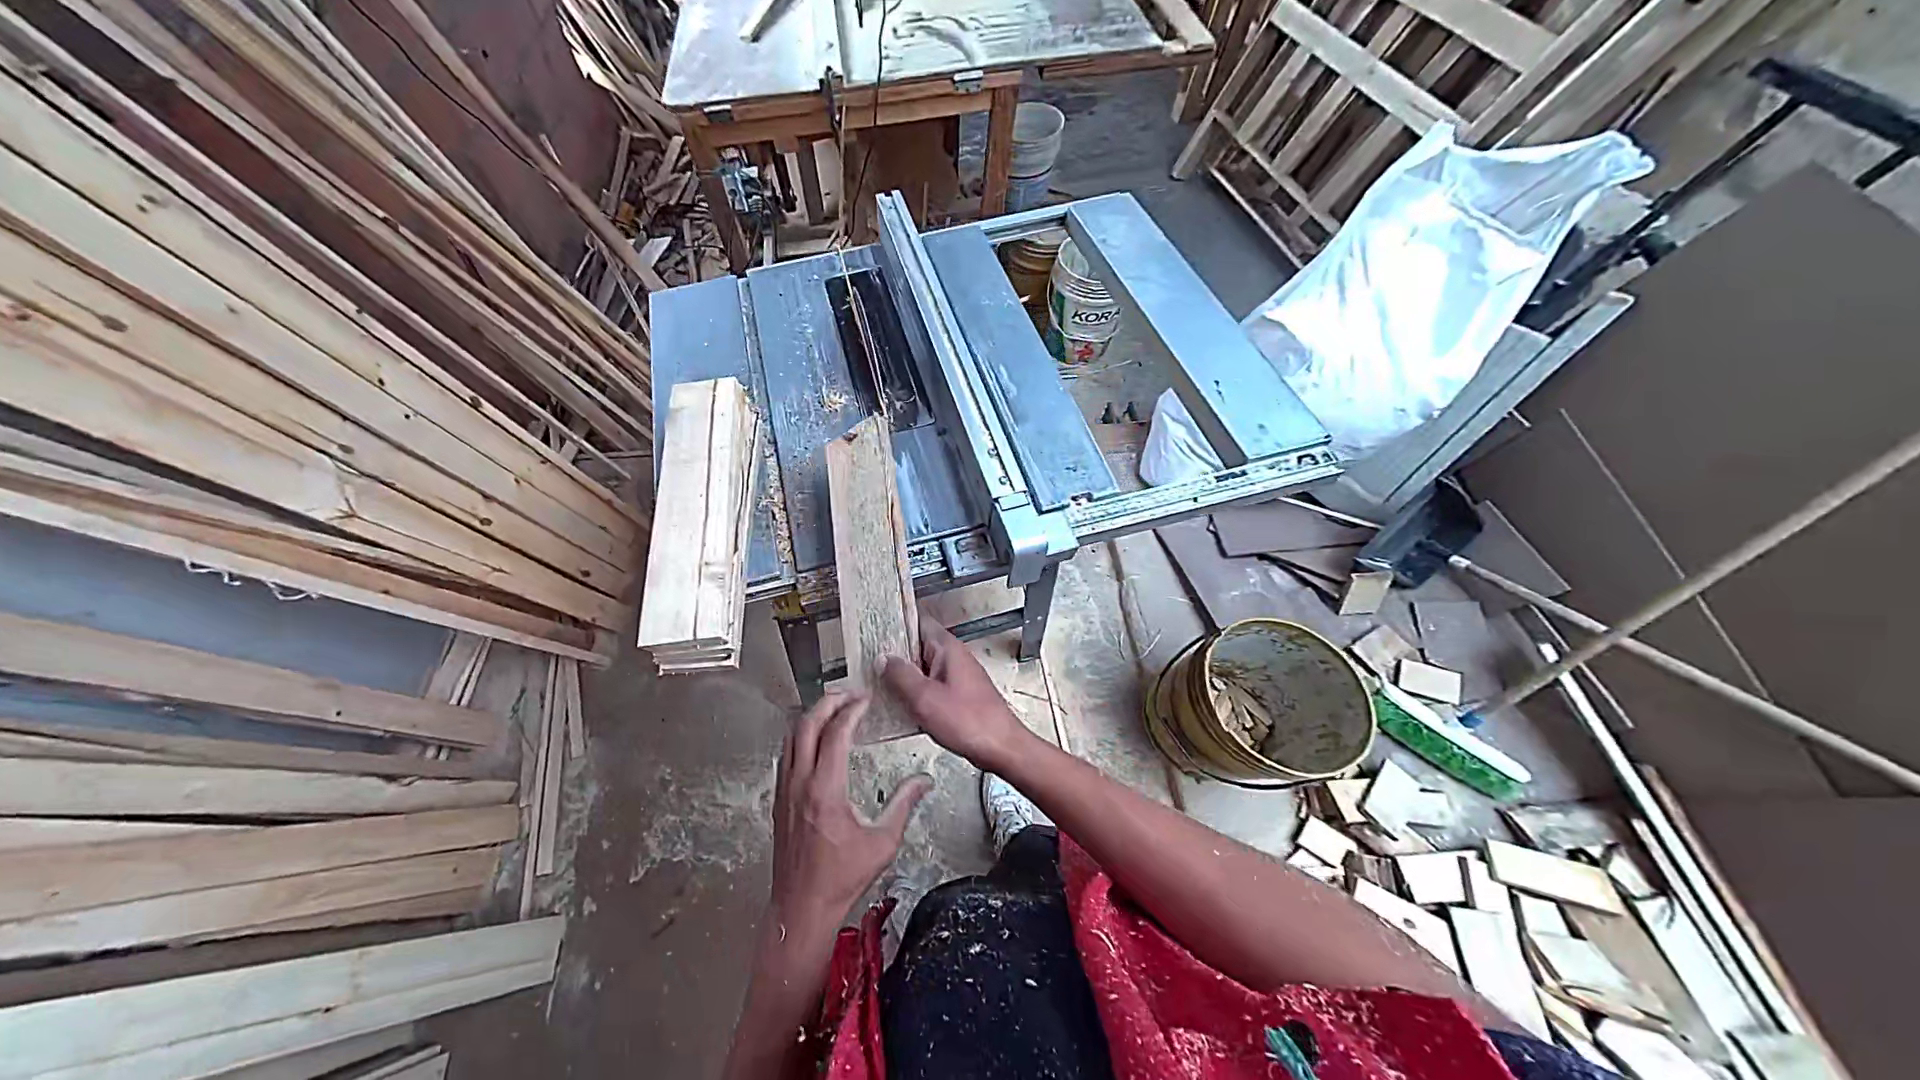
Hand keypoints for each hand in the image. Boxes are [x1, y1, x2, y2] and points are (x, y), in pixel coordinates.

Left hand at [770, 690, 930, 930]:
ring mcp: (784, 791)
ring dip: (811, 716)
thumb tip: (923, 782)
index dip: (852, 711)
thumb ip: (903, 805)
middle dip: (828, 702)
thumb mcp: (882, 842)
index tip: (865, 701)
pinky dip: (800, 736)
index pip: (836, 733)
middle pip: (806, 725)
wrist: (802, 908)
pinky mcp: (778, 800)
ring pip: (791, 737)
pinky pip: (785, 755)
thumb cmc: (840, 880)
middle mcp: (800, 785)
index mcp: (826, 791)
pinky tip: (815, 740)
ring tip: (833, 709)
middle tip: (849, 695)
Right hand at [880, 615, 1036, 771]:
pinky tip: (900, 706)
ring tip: (877, 683)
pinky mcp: (957, 696)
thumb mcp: (924, 697)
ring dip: (903, 677)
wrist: (1000, 748)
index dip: (896, 622)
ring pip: (922, 669)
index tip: (874, 627)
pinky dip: (915, 693)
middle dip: (894, 654)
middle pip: (917, 646)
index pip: (918, 621)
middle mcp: (953, 658)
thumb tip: (883, 659)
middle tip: (868, 661)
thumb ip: (900, 675)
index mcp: (947, 648)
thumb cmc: (970, 722)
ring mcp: (956, 677)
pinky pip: (930, 687)